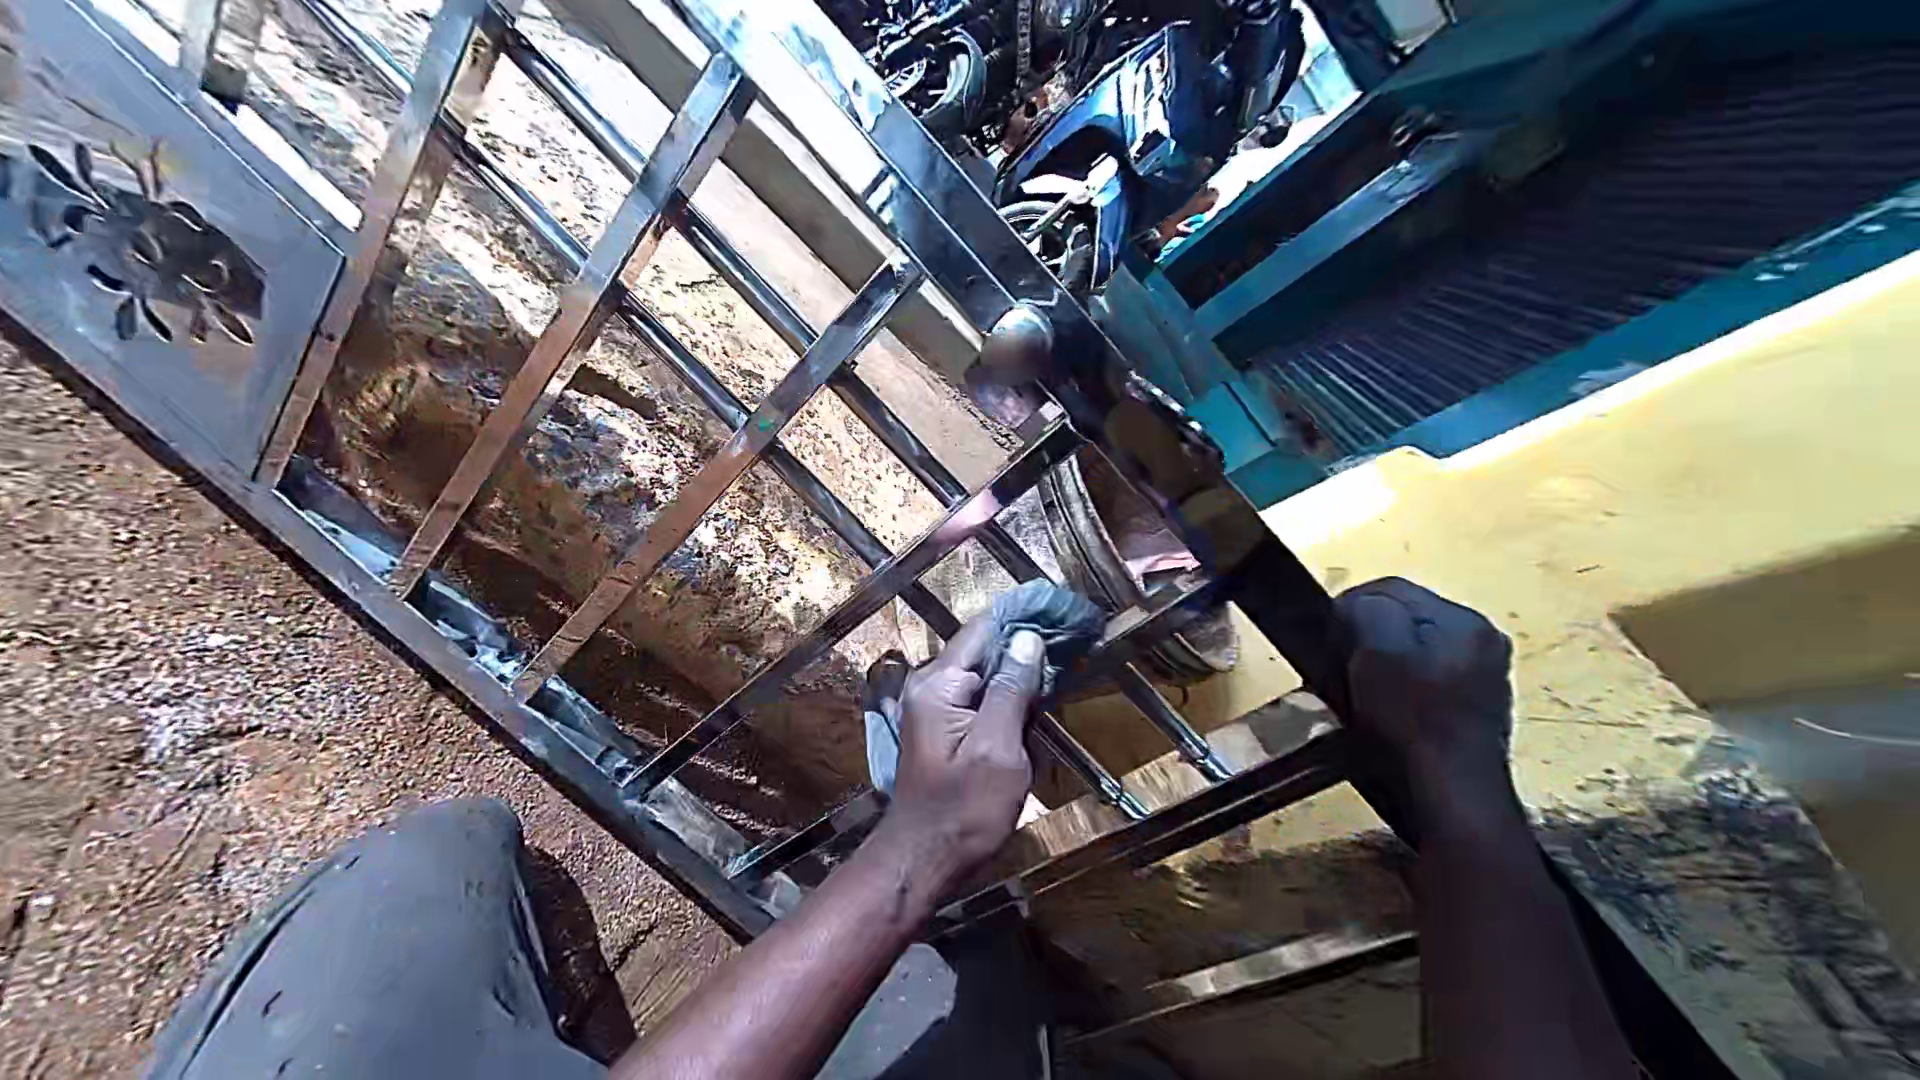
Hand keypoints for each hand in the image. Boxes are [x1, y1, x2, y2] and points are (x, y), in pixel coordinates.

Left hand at [879, 615, 1044, 888]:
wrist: (923, 859)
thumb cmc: (963, 811)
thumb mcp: (997, 750)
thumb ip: (1011, 690)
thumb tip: (1028, 639)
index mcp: (939, 684)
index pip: (985, 629)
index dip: (1024, 617)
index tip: (1062, 611)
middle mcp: (931, 685)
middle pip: (984, 648)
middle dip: (1026, 645)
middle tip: (1071, 640)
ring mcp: (933, 705)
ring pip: (985, 673)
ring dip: (1020, 672)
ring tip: (1061, 666)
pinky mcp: (943, 725)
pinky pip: (979, 695)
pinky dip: (1007, 694)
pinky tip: (1034, 702)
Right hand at [1334, 577, 1513, 792]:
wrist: (1449, 791)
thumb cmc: (1411, 718)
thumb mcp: (1376, 650)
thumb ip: (1364, 609)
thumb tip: (1352, 607)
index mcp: (1465, 622)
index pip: (1389, 589)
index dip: (1348, 607)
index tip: (1327, 637)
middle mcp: (1482, 642)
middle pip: (1400, 618)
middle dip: (1364, 635)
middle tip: (1340, 664)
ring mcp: (1482, 676)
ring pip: (1409, 647)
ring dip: (1378, 661)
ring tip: (1357, 688)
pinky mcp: (1473, 706)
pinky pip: (1422, 676)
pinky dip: (1396, 685)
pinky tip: (1382, 708)